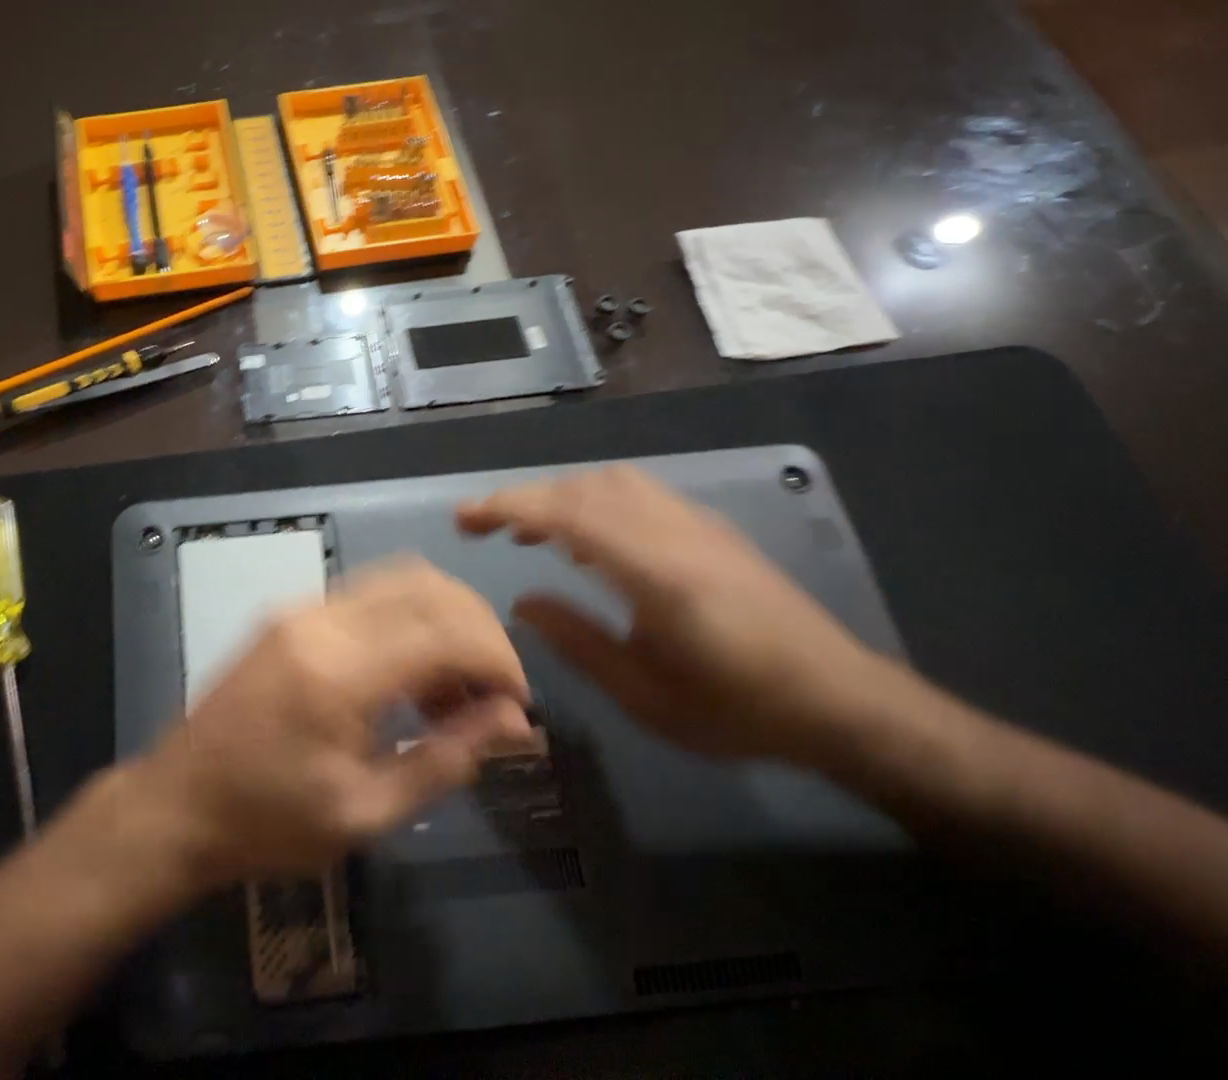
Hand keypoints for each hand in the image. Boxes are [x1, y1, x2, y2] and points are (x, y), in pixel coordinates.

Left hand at [136, 557, 531, 882]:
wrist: (175, 806)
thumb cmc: (267, 823)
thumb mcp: (363, 813)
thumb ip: (443, 760)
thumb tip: (510, 721)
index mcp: (338, 671)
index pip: (447, 631)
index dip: (499, 660)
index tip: (519, 707)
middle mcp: (319, 620)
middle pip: (430, 587)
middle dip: (480, 631)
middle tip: (497, 693)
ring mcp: (298, 610)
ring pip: (400, 581)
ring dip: (445, 622)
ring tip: (457, 693)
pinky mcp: (286, 617)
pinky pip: (367, 597)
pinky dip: (407, 623)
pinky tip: (413, 680)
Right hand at [457, 466, 888, 759]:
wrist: (840, 702)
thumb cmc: (737, 711)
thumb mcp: (644, 695)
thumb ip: (577, 642)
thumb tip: (522, 601)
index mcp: (658, 574)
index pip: (570, 515)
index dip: (509, 507)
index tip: (465, 519)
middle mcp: (679, 534)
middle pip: (589, 486)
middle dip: (528, 498)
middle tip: (485, 530)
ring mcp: (701, 527)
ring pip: (617, 483)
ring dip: (564, 497)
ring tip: (531, 535)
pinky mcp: (714, 534)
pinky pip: (642, 497)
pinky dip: (597, 503)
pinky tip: (587, 542)